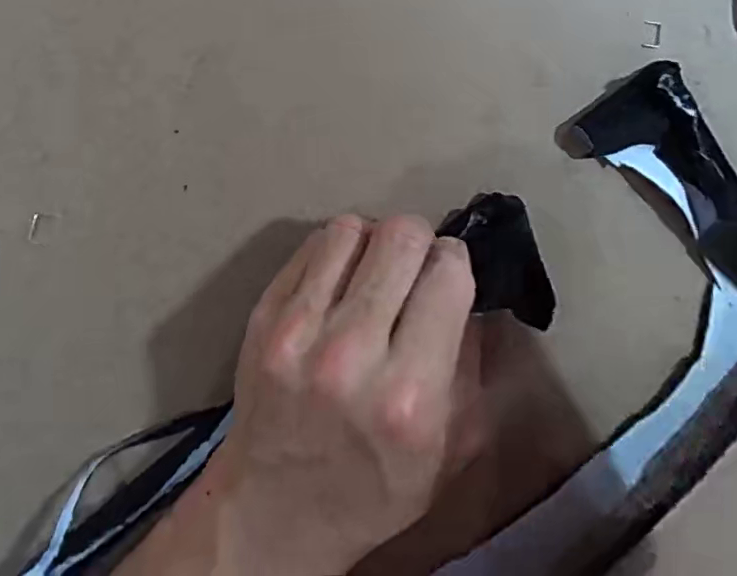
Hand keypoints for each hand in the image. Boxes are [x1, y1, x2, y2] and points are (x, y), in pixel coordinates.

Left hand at [119, 215, 478, 575]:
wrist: (277, 509)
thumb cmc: (375, 487)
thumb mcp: (452, 449)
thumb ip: (473, 365)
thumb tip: (472, 291)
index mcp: (409, 395)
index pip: (447, 274)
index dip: (455, 262)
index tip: (449, 273)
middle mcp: (350, 354)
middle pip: (400, 236)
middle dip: (419, 240)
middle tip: (414, 264)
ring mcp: (297, 331)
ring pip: (350, 228)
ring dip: (373, 239)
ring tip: (374, 268)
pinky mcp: (263, 315)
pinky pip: (310, 245)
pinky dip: (335, 249)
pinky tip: (340, 277)